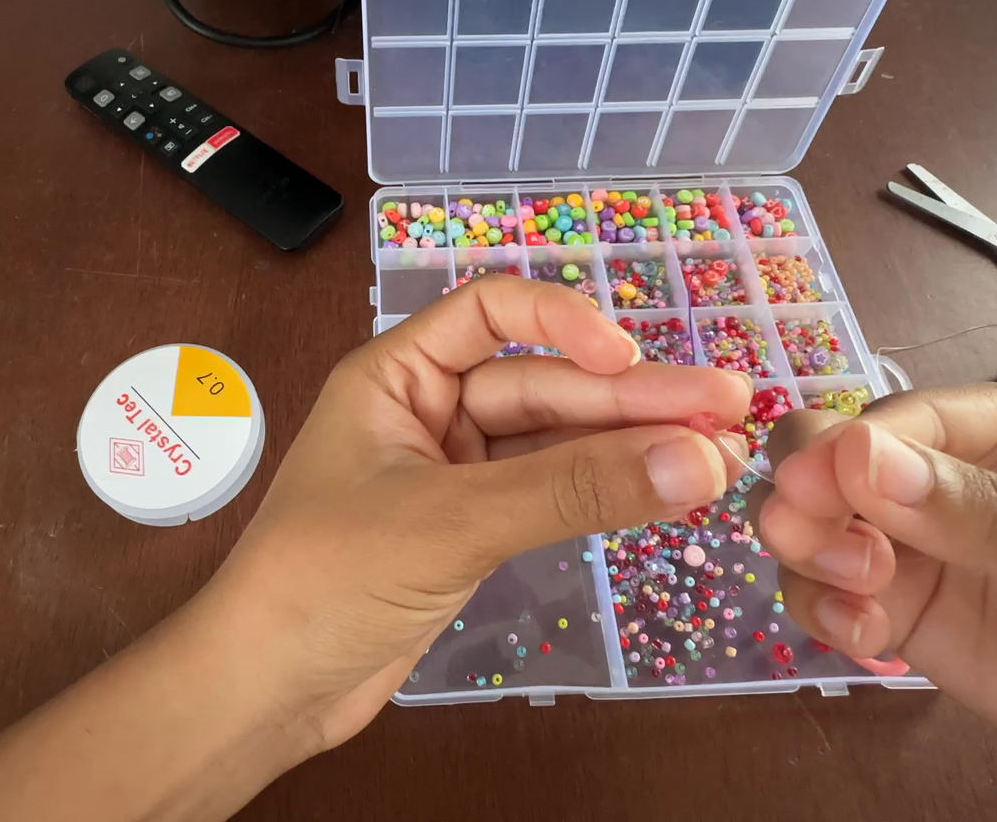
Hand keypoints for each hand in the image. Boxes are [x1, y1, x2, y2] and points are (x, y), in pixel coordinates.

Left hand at [210, 273, 752, 750]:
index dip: (562, 320)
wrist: (271, 684)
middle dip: (627, 397)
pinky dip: (601, 489)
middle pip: (541, 383)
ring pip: (553, 439)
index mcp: (398, 373)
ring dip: (628, 445)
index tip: (629, 356)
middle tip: (726, 405)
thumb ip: (569, 491)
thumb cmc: (328, 576)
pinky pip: (548, 488)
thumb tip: (694, 460)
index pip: (489, 312)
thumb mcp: (449, 522)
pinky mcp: (472, 520)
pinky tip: (661, 485)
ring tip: (719, 451)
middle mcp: (429, 406)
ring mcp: (454, 466)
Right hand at [758, 384, 996, 819]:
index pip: (900, 418)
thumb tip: (858, 457)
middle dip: (805, 493)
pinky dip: (817, 607)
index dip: (846, 447)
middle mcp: (947, 484)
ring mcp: (920, 554)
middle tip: (809, 541)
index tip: (811, 490)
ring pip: (810, 521)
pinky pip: (825, 594)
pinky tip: (859, 639)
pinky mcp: (905, 620)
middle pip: (828, 457)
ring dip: (805, 552)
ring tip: (853, 601)